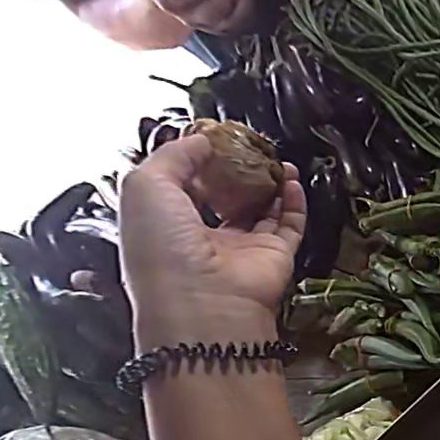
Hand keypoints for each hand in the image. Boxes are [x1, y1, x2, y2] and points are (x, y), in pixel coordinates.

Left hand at [119, 135, 304, 348]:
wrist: (205, 300)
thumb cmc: (162, 249)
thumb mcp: (145, 186)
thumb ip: (173, 156)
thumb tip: (201, 138)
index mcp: (168, 223)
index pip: (186, 185)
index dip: (198, 160)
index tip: (214, 139)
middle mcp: (207, 236)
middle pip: (228, 195)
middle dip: (239, 170)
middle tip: (250, 148)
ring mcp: (245, 246)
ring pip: (263, 208)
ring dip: (270, 182)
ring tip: (276, 159)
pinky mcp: (277, 254)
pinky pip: (290, 223)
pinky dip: (294, 201)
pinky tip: (292, 181)